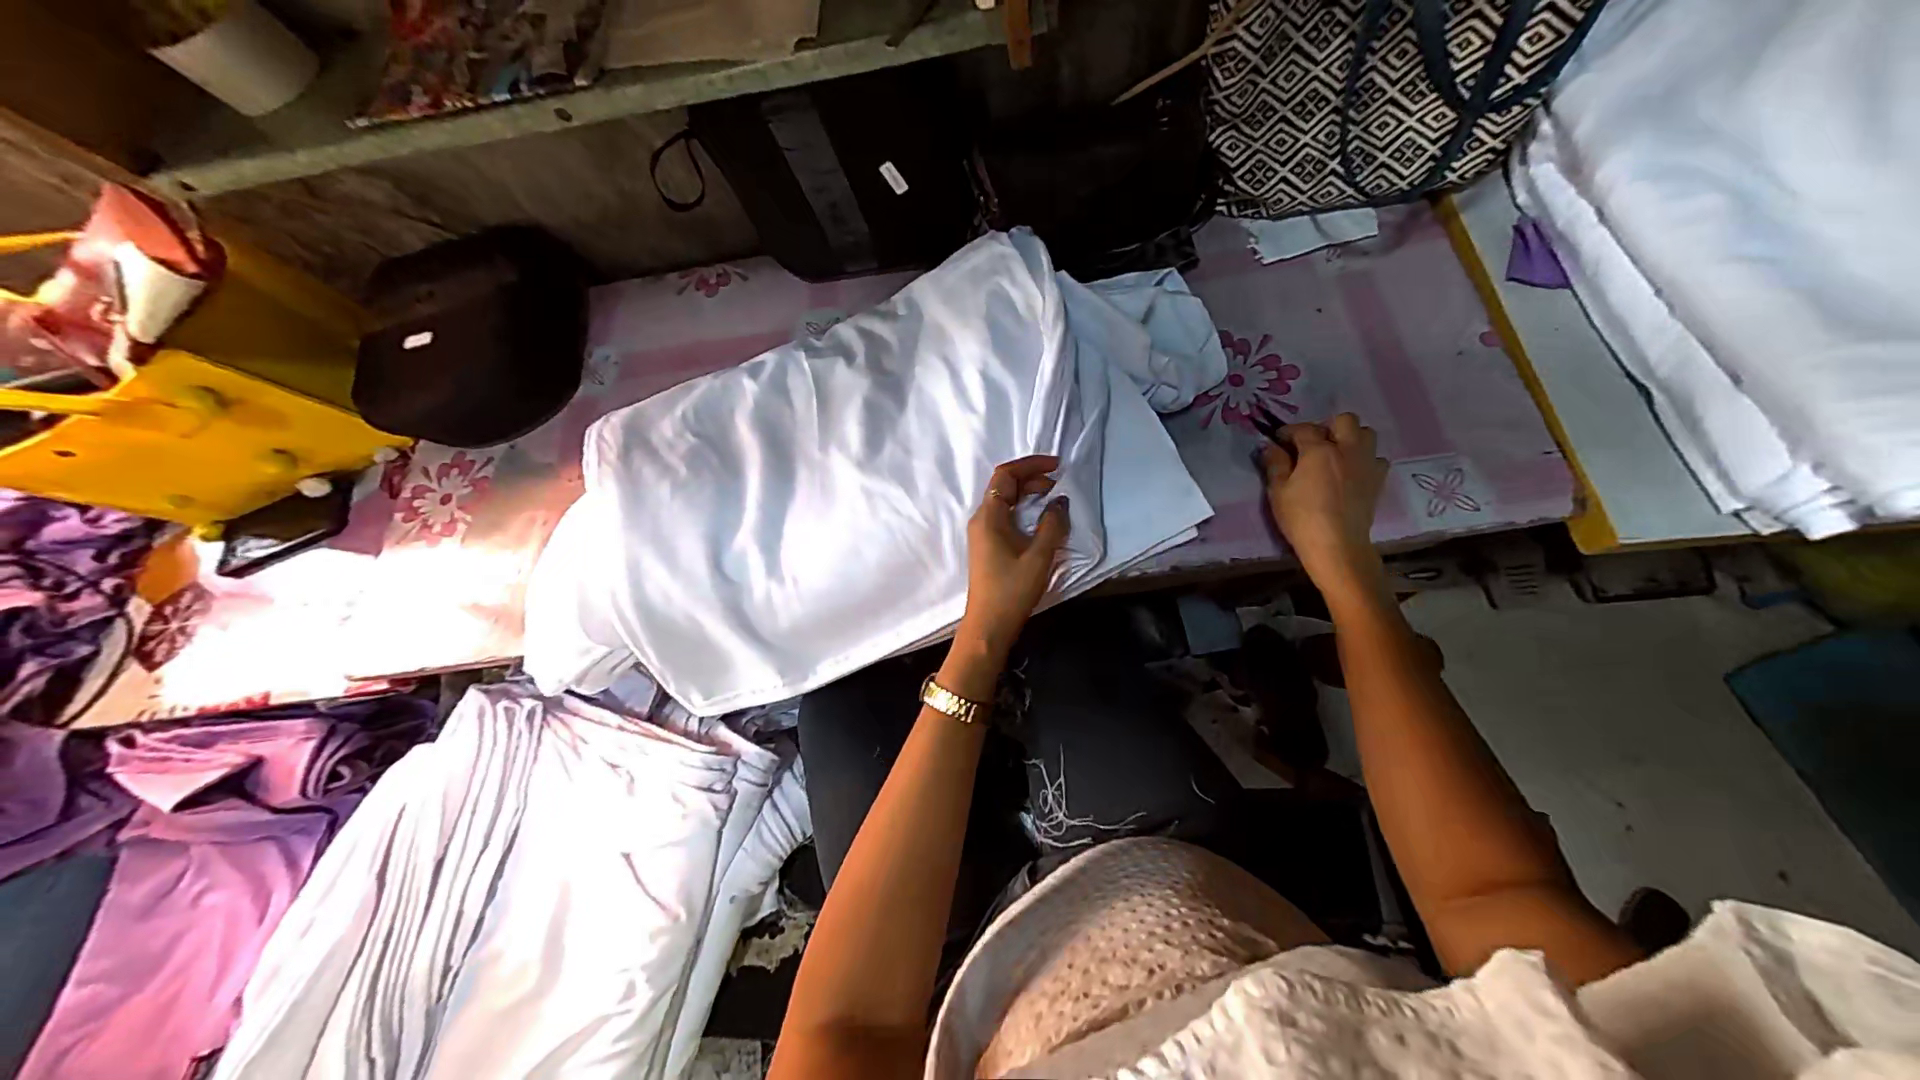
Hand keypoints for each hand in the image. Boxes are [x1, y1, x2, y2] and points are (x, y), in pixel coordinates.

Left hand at [957, 455, 1070, 659]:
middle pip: (1004, 485)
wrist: (988, 625)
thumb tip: (1060, 502)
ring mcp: (983, 533)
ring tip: (1053, 496)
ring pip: (1005, 501)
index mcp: (989, 516)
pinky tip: (1041, 518)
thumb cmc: (1012, 590)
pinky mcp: (988, 546)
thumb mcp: (1039, 556)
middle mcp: (982, 519)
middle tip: (1058, 482)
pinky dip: (1023, 509)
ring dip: (1028, 494)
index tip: (1056, 465)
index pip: (1006, 475)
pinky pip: (1005, 516)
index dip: (1030, 465)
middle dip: (1031, 477)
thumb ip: (1052, 524)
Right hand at [1259, 413, 1389, 602]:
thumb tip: (1271, 447)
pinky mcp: (1378, 479)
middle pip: (1345, 420)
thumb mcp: (1278, 491)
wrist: (1337, 545)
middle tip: (1312, 443)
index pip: (1303, 429)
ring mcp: (1367, 463)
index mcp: (1319, 450)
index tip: (1278, 440)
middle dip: (1327, 427)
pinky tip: (1351, 472)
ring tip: (1335, 454)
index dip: (1288, 431)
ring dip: (1350, 438)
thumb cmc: (1301, 518)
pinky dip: (1364, 459)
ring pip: (1366, 433)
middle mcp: (1347, 449)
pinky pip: (1376, 457)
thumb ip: (1275, 464)